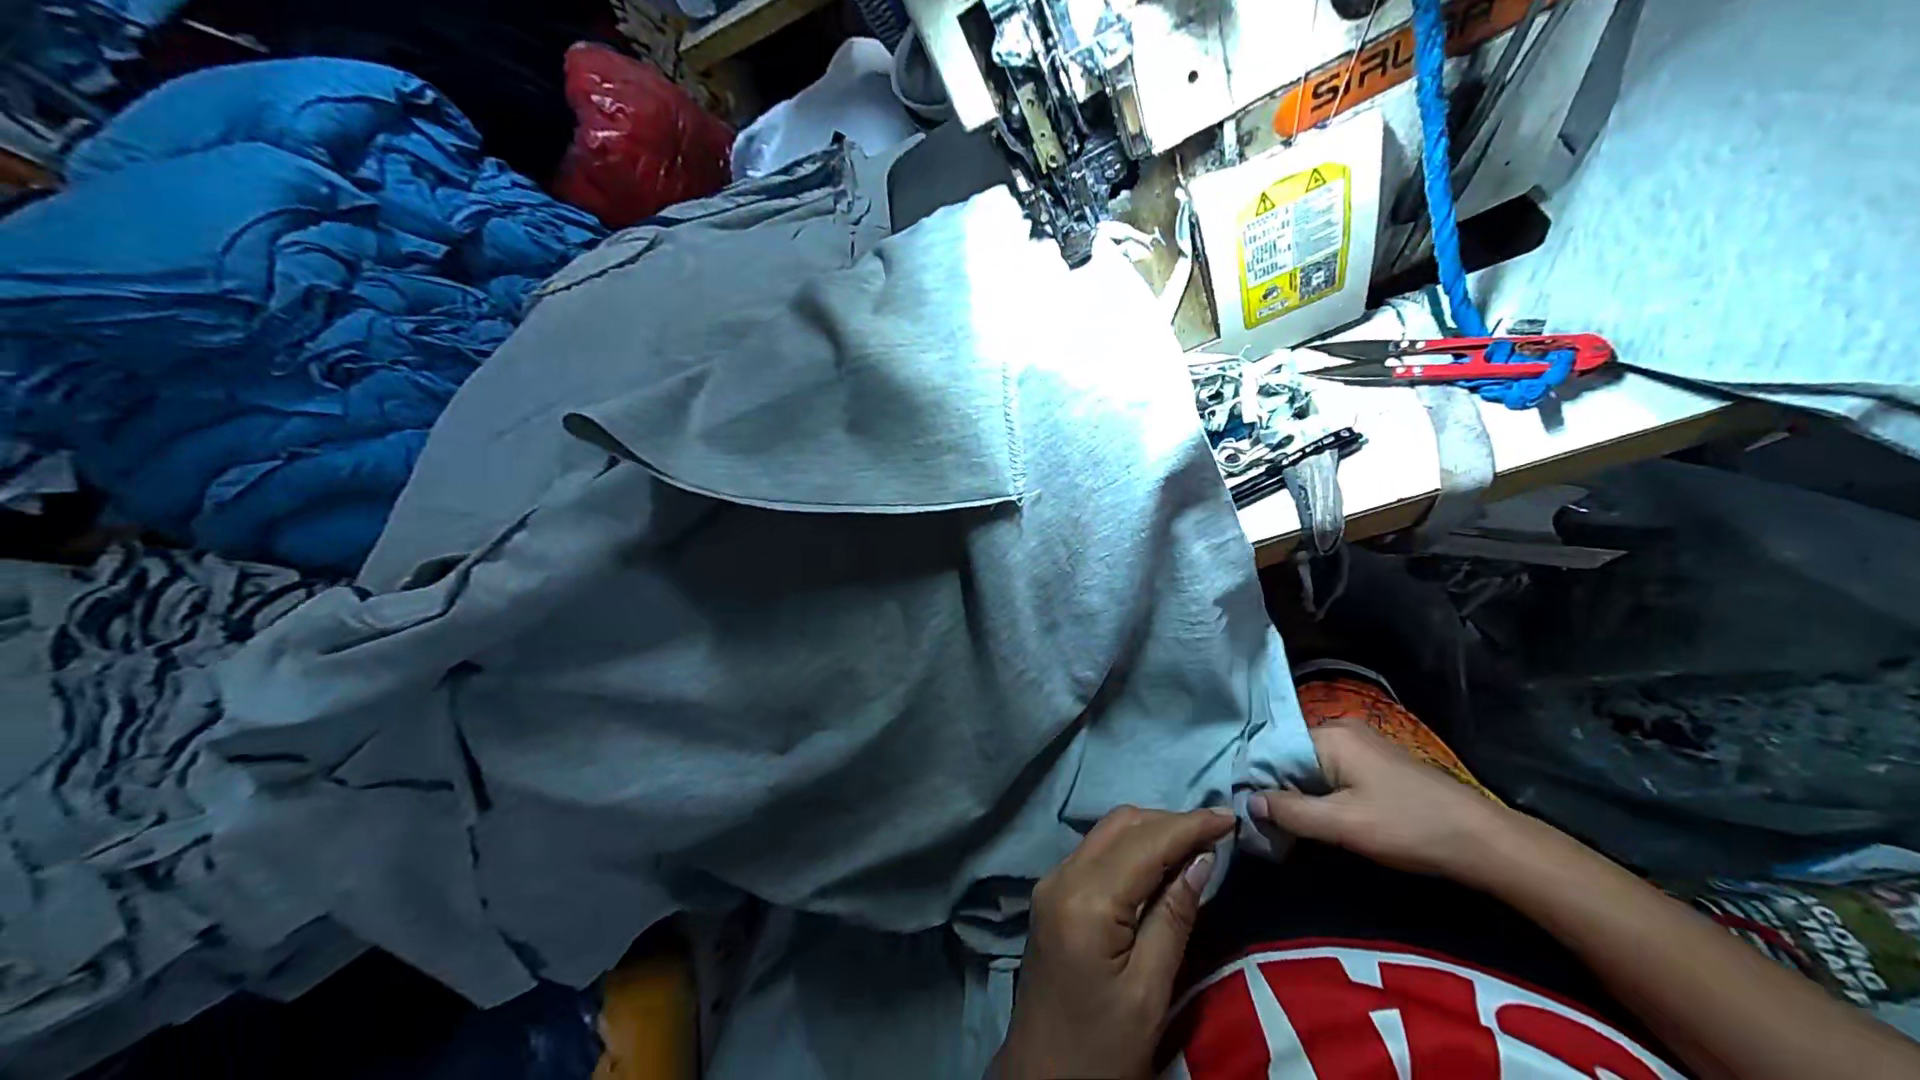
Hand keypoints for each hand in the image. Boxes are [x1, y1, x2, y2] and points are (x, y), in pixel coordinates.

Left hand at [993, 805, 1236, 1079]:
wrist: (1043, 1076)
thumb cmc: (1103, 1046)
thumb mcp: (1149, 989)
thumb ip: (1174, 916)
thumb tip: (1202, 857)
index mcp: (1086, 900)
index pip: (1146, 842)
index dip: (1189, 825)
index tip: (1230, 817)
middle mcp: (1062, 876)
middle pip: (1122, 825)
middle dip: (1170, 822)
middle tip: (1216, 833)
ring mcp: (1051, 882)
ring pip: (1107, 832)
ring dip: (1151, 831)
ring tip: (1195, 844)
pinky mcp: (1051, 894)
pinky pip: (1095, 851)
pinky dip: (1130, 847)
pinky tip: (1158, 862)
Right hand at [1251, 717, 1518, 880]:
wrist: (1484, 841)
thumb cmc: (1408, 827)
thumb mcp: (1342, 825)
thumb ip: (1290, 812)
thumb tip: (1248, 801)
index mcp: (1328, 735)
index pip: (1271, 750)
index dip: (1255, 779)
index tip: (1245, 808)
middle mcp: (1341, 729)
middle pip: (1290, 756)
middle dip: (1277, 788)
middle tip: (1263, 821)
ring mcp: (1361, 744)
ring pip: (1310, 767)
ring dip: (1298, 794)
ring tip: (1285, 823)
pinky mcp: (1376, 763)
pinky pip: (1330, 772)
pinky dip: (1320, 793)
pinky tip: (1319, 817)